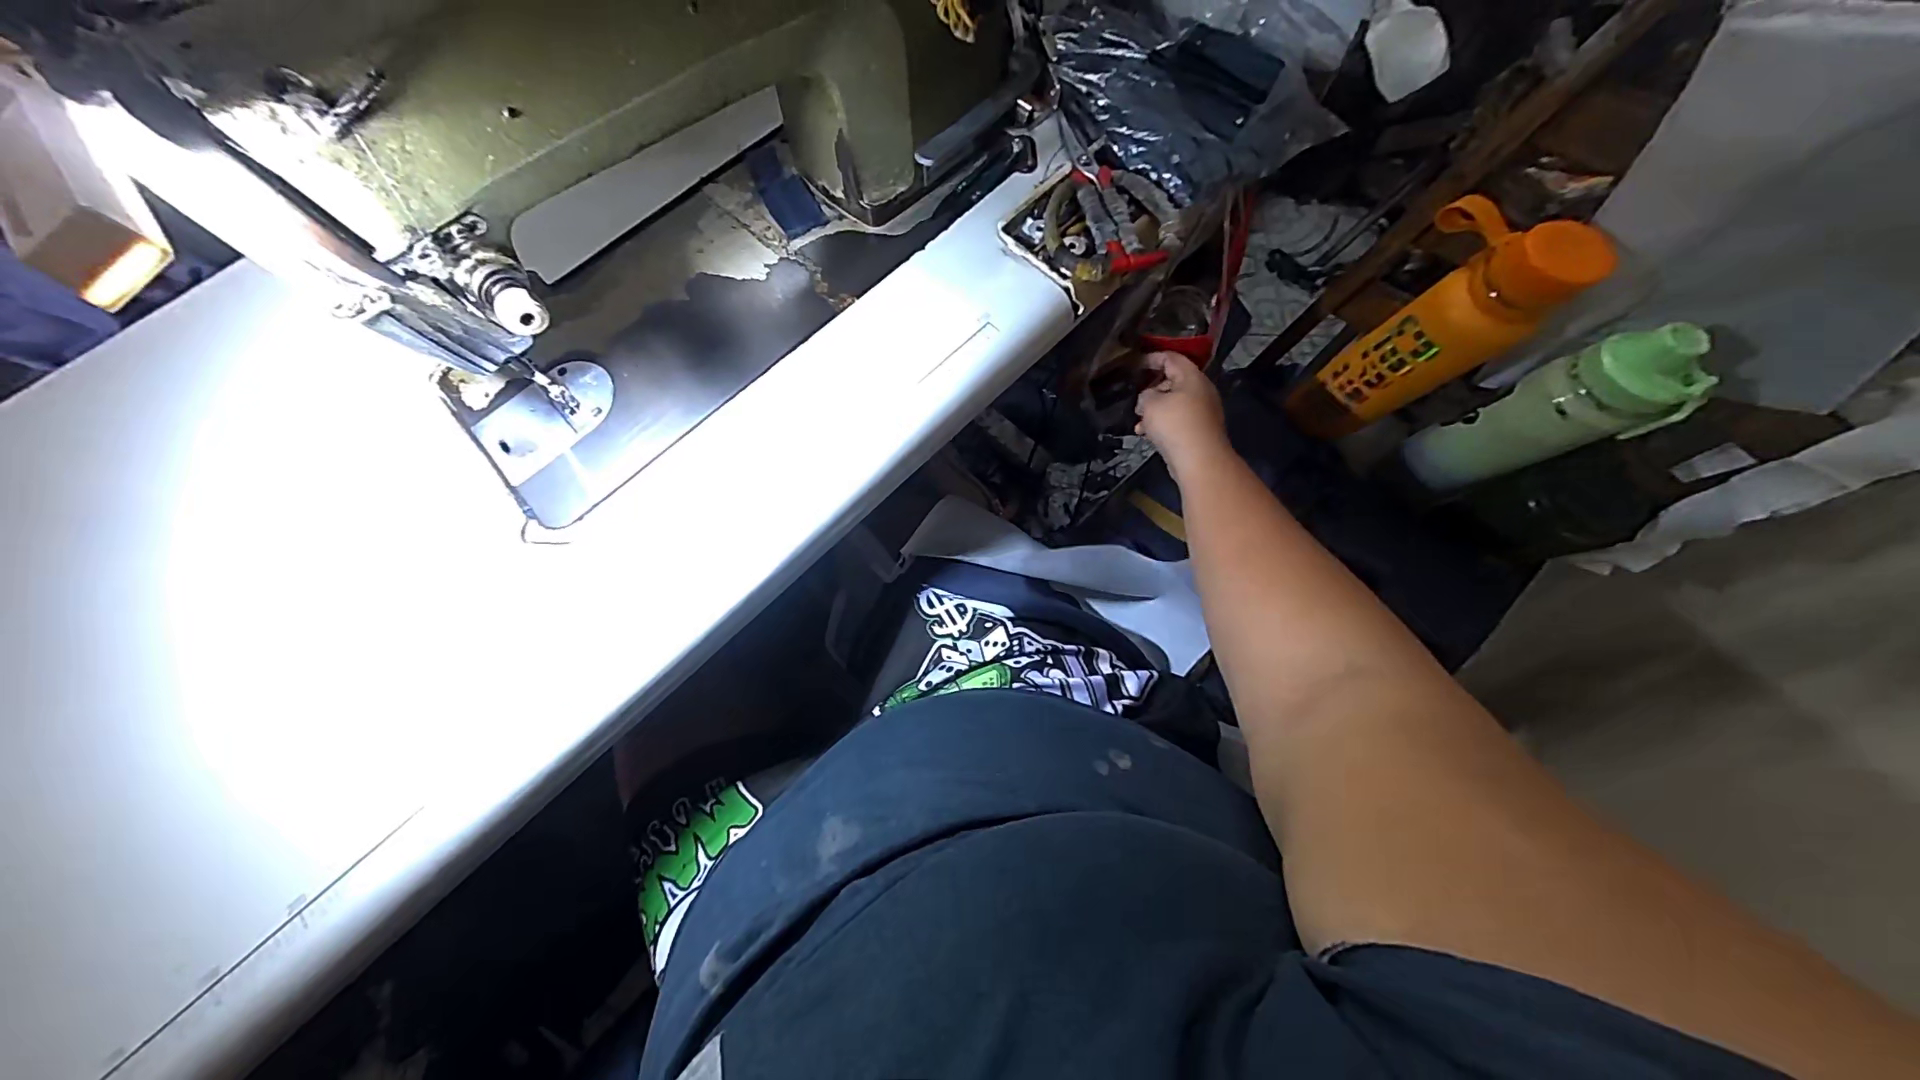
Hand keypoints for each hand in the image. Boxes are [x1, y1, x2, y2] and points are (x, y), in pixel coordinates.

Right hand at [1134, 351, 1229, 476]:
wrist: (1199, 460)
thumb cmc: (1175, 425)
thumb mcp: (1151, 404)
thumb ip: (1145, 395)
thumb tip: (1148, 397)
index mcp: (1192, 377)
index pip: (1171, 358)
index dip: (1152, 358)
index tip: (1135, 364)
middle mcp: (1200, 390)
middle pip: (1173, 380)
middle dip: (1151, 387)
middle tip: (1135, 396)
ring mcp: (1202, 411)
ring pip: (1173, 402)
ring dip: (1154, 408)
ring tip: (1138, 419)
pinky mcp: (1198, 429)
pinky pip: (1177, 419)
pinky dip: (1161, 423)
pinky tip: (1146, 434)